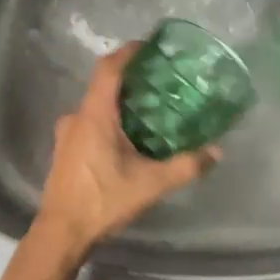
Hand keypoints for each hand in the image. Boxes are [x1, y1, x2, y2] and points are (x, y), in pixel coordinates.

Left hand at [34, 43, 218, 254]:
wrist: (62, 232)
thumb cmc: (103, 201)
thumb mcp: (151, 185)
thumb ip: (186, 166)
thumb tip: (217, 152)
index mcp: (95, 116)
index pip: (108, 69)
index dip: (128, 52)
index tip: (149, 47)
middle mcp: (77, 118)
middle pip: (103, 86)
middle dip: (130, 81)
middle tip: (159, 83)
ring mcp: (66, 135)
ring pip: (96, 108)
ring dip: (119, 104)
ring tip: (149, 112)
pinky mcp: (65, 152)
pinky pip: (89, 125)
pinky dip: (109, 122)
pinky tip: (128, 141)